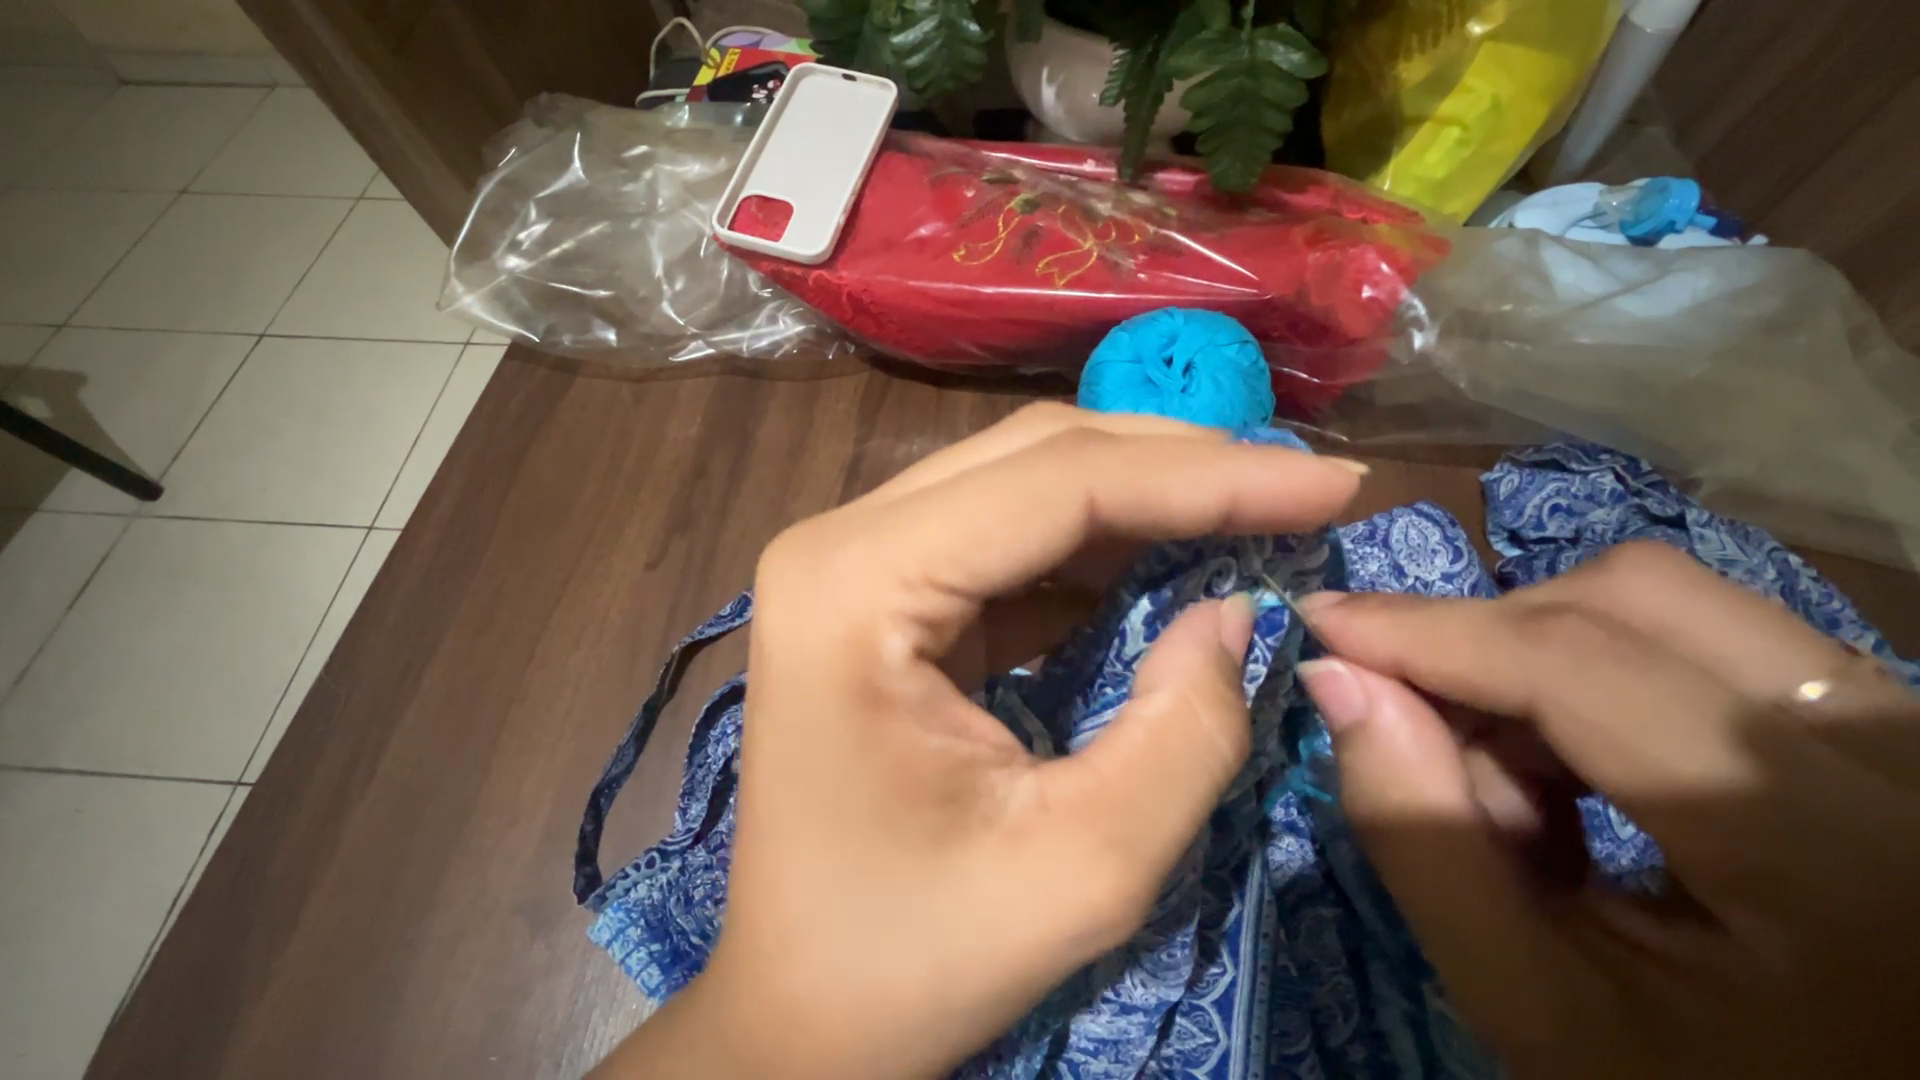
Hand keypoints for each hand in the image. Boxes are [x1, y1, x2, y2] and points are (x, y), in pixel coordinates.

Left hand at [594, 404, 1363, 1078]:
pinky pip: (1001, 538)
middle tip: (1298, 487)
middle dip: (1177, 466)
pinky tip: (1166, 555)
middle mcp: (839, 545)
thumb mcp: (1083, 866)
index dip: (1206, 476)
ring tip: (1252, 510)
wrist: (800, 1007)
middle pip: (1032, 458)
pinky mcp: (875, 594)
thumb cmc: (918, 953)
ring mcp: (849, 563)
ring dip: (1140, 493)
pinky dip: (1093, 542)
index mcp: (856, 586)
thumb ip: (1185, 729)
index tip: (1331, 485)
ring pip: (1020, 483)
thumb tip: (1237, 610)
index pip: (1054, 485)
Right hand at [1298, 540, 1919, 1077]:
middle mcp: (1911, 759)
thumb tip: (1335, 678)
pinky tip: (1575, 778)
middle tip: (1416, 729)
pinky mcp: (1886, 726)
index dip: (1430, 631)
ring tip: (1511, 785)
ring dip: (1535, 665)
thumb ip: (1421, 837)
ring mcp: (1913, 733)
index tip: (1319, 622)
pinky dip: (1594, 680)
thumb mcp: (1533, 1006)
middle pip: (1636, 599)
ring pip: (1669, 605)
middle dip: (1482, 644)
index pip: (1587, 672)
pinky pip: (1705, 638)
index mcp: (1845, 865)